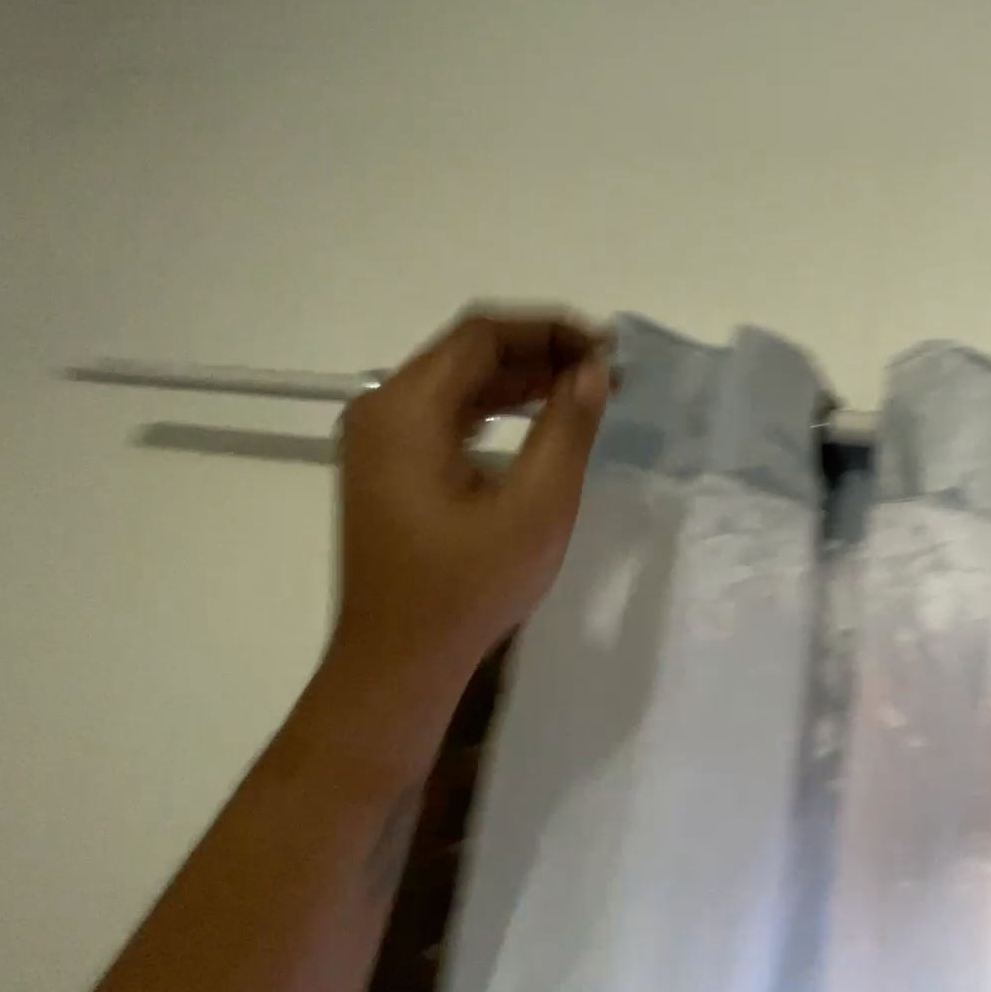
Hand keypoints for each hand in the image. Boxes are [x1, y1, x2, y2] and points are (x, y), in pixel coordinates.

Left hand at [329, 308, 613, 675]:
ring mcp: (382, 440)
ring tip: (588, 391)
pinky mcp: (393, 467)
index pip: (482, 336)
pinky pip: (451, 415)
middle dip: (543, 353)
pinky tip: (542, 421)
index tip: (608, 351)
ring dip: (525, 380)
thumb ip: (568, 428)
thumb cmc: (470, 585)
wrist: (402, 660)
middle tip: (608, 371)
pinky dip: (502, 409)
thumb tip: (593, 370)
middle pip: (469, 354)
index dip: (551, 331)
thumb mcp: (537, 505)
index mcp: (405, 409)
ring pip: (461, 383)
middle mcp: (382, 411)